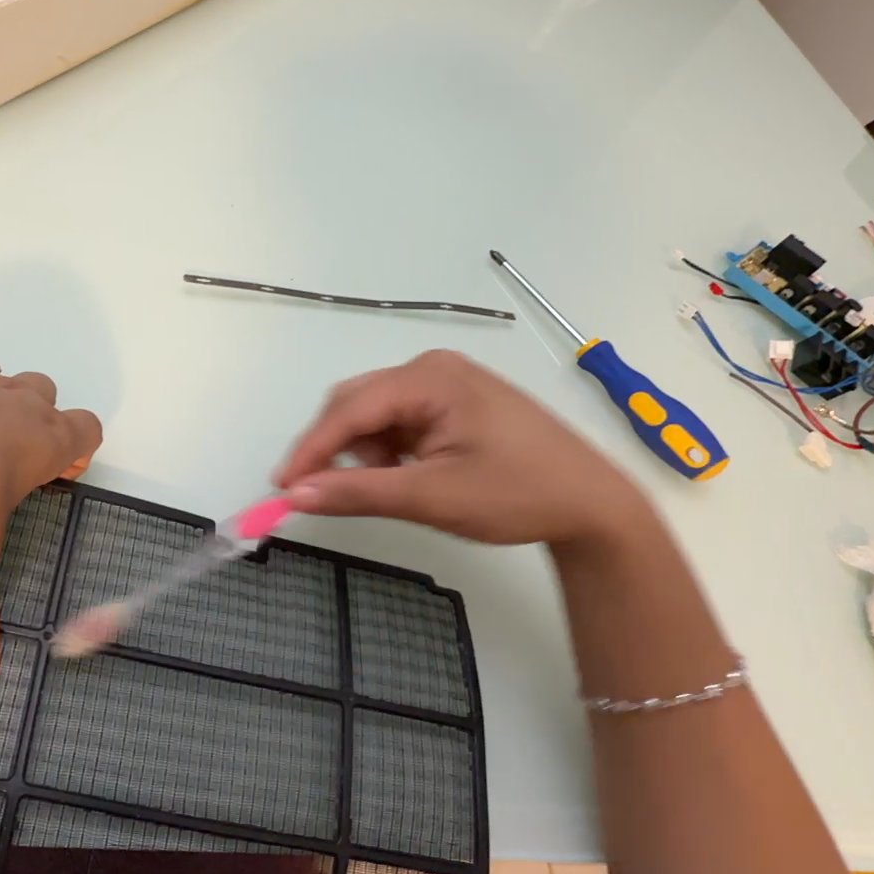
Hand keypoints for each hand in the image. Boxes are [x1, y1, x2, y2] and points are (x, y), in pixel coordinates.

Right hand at [273, 350, 648, 546]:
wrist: (593, 505)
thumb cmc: (518, 495)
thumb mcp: (432, 497)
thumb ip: (358, 492)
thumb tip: (295, 494)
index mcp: (430, 378)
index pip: (349, 409)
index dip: (310, 448)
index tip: (281, 487)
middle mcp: (432, 368)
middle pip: (356, 403)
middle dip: (335, 448)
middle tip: (324, 492)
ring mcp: (445, 383)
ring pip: (374, 413)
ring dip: (364, 451)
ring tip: (390, 486)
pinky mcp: (453, 403)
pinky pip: (398, 421)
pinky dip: (387, 450)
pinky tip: (405, 474)